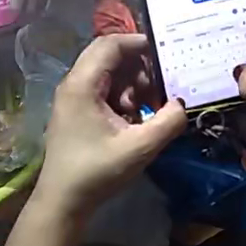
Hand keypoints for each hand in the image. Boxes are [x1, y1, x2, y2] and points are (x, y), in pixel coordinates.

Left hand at [32, 34, 187, 218]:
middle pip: (110, 58)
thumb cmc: (96, 172)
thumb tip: (182, 104)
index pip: (111, 44)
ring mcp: (73, 99)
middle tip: (162, 88)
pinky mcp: (76, 113)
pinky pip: (103, 92)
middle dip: (140, 68)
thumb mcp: (139, 148)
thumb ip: (167, 122)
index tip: (167, 56)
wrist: (62, 201)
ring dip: (133, 86)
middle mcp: (74, 84)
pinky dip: (122, 99)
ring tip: (149, 109)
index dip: (140, 44)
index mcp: (82, 84)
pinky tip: (135, 121)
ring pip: (108, 76)